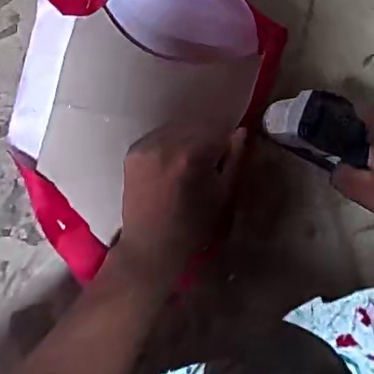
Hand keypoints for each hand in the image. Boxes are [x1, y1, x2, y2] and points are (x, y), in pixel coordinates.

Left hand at [115, 123, 247, 281]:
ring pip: (178, 128)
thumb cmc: (194, 225)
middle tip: (212, 158)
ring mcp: (146, 147)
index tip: (228, 153)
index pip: (218, 130)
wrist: (150, 247)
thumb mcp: (223, 193)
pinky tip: (174, 161)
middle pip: (197, 126)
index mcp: (191, 155)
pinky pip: (160, 135)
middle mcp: (166, 145)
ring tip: (192, 161)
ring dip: (189, 138)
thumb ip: (235, 158)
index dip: (227, 141)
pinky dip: (171, 142)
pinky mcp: (133, 152)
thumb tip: (240, 132)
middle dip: (209, 138)